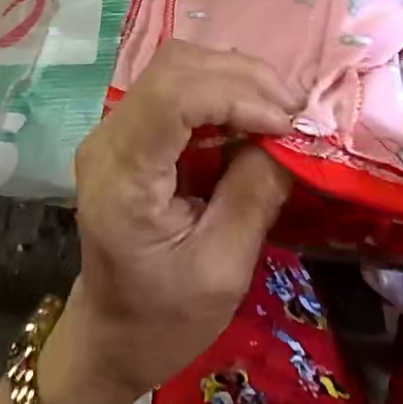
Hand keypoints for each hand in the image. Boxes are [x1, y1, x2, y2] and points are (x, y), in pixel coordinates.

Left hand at [36, 41, 297, 403]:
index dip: (235, 94)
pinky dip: (220, 93)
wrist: (111, 334)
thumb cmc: (165, 318)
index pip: (170, 97)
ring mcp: (112, 131)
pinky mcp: (127, 134)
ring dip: (234, 79)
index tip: (285, 123)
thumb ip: (254, 195)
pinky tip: (252, 117)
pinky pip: (174, 90)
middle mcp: (107, 138)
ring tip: (280, 113)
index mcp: (122, 177)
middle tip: (295, 113)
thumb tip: (290, 135)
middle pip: (173, 69)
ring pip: (175, 69)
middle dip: (242, 78)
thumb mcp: (223, 270)